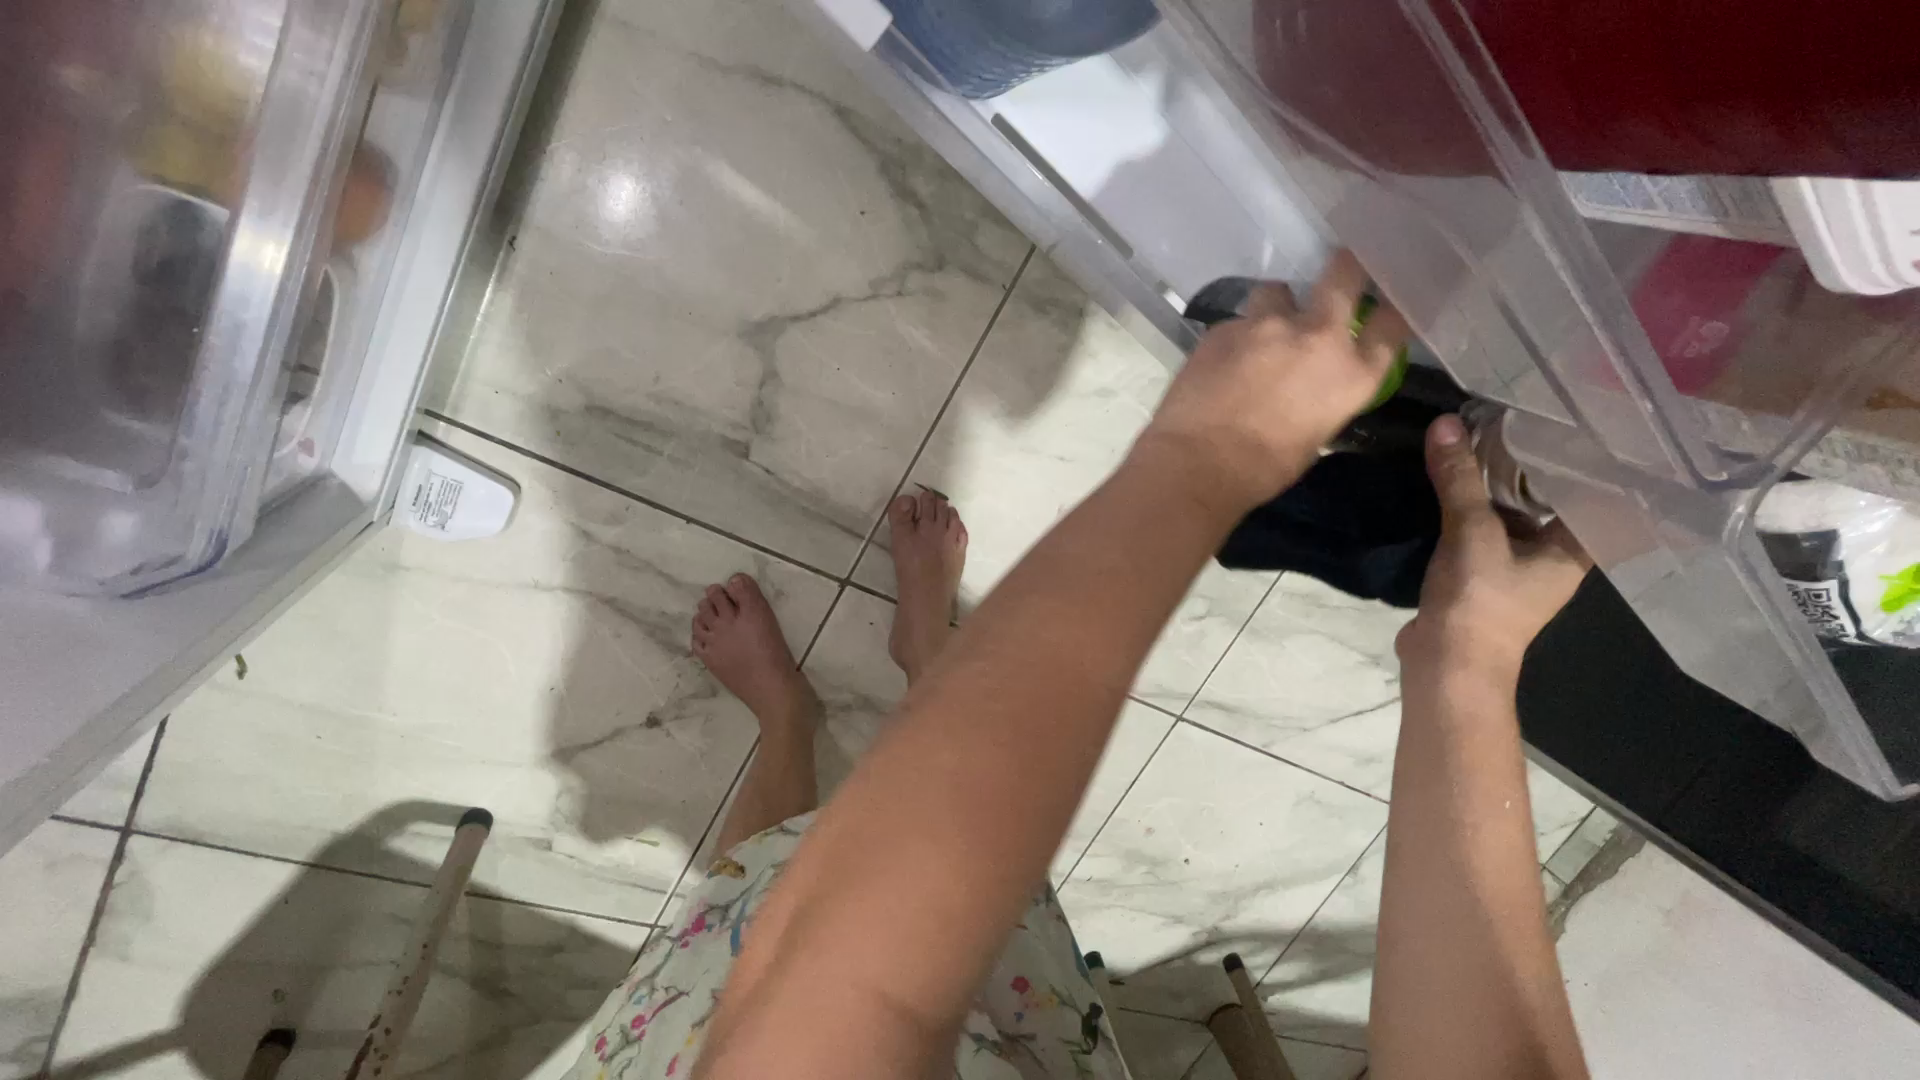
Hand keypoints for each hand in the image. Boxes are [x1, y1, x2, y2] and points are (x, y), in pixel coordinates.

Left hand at [1132, 250, 1410, 513]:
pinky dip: (1236, 337)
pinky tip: (1222, 362)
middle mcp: (1317, 336)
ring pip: (1278, 291)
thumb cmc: (1262, 469)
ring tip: (1263, 331)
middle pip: (1343, 276)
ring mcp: (1266, 326)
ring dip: (1276, 306)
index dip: (1387, 313)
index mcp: (1351, 374)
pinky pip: (1237, 323)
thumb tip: (1312, 393)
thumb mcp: (1314, 439)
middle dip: (1345, 269)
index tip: (1380, 312)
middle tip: (1340, 272)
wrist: (1196, 463)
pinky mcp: (1223, 329)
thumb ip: (1323, 401)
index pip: (1390, 324)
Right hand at [1396, 415, 1591, 678]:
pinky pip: (1483, 531)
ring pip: (1513, 516)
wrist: (1447, 663)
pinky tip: (1454, 484)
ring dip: (1497, 487)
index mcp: (1575, 548)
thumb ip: (1459, 479)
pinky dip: (1471, 508)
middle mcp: (1555, 557)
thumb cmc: (1481, 600)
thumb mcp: (1471, 531)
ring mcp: (1516, 569)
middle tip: (1519, 417)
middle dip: (1533, 466)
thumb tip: (1445, 423)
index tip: (1578, 420)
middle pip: (1551, 501)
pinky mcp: (1480, 577)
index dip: (1589, 458)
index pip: (1597, 492)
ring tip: (1483, 439)